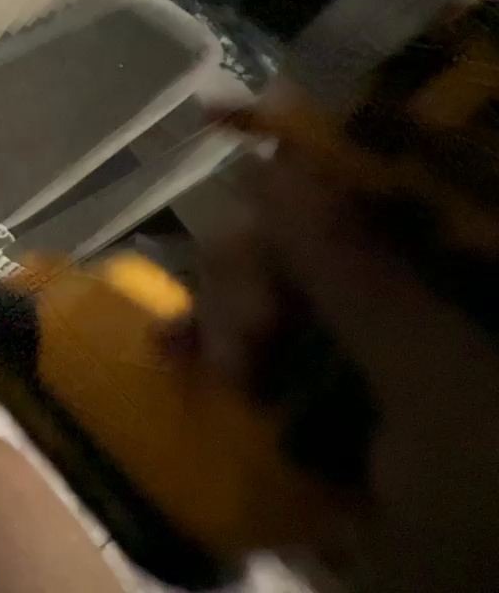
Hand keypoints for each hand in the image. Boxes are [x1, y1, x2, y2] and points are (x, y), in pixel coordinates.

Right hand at [194, 143, 498, 592]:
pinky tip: (182, 357)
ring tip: (219, 369)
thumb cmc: (497, 520)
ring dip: (230, 315)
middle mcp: (439, 304)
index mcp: (482, 286)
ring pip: (281, 282)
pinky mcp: (329, 388)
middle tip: (249, 332)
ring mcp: (384, 350)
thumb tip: (273, 167)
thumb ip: (363, 279)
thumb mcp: (448, 398)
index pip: (413, 186)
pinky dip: (212, 341)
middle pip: (330, 231)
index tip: (246, 130)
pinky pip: (256, 333)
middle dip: (264, 270)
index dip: (337, 152)